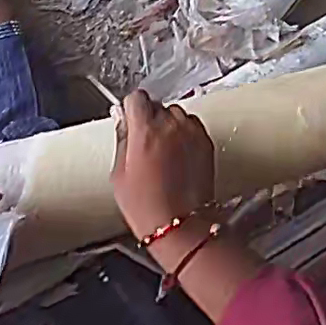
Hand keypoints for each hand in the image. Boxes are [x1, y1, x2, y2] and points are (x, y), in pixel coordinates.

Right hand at [111, 90, 215, 239]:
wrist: (181, 227)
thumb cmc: (148, 206)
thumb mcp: (119, 174)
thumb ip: (122, 140)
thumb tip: (123, 122)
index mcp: (145, 130)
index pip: (136, 97)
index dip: (131, 108)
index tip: (130, 117)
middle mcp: (170, 125)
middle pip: (157, 105)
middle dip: (150, 119)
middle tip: (145, 142)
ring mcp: (191, 132)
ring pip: (176, 114)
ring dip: (169, 125)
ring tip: (163, 152)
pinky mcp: (206, 142)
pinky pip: (192, 126)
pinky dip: (184, 134)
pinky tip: (178, 156)